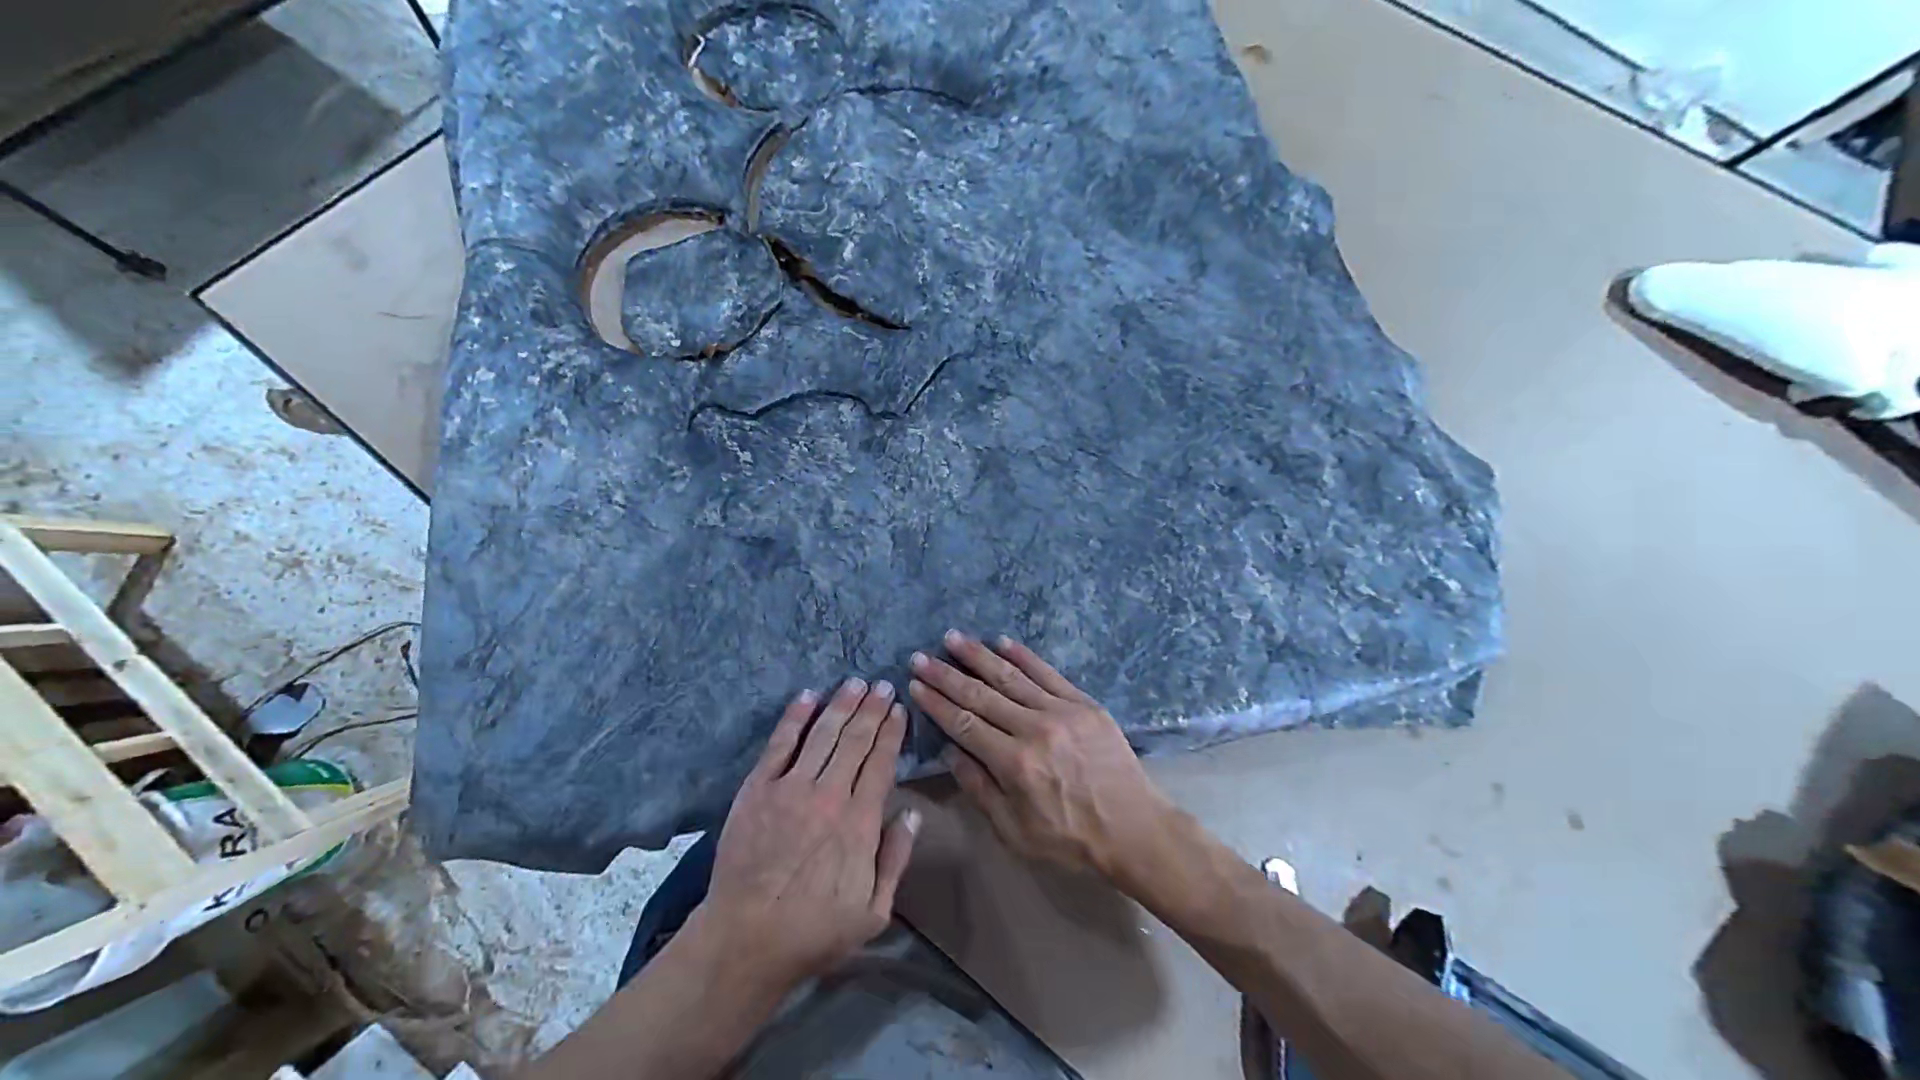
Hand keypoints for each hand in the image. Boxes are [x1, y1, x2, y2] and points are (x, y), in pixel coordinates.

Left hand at [700, 678, 919, 987]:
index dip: (892, 732)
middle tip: (882, 684)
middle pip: (856, 740)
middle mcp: (829, 795)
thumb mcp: (873, 911)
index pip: (881, 762)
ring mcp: (790, 788)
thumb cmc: (813, 931)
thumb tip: (911, 813)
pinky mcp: (758, 789)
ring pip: (823, 734)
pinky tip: (808, 696)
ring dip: (841, 704)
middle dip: (872, 709)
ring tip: (855, 682)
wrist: (745, 939)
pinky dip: (795, 717)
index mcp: (860, 822)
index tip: (899, 709)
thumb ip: (895, 859)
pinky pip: (779, 744)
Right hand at [909, 632, 1176, 880]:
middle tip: (921, 656)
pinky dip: (1023, 656)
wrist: (1133, 828)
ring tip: (952, 637)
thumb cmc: (1068, 838)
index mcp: (1013, 763)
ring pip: (1010, 677)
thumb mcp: (1013, 830)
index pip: (963, 723)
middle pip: (980, 695)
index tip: (915, 684)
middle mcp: (1033, 729)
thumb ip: (978, 788)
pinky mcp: (1083, 703)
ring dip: (978, 655)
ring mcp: (1061, 711)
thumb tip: (951, 750)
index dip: (936, 703)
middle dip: (946, 675)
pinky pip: (1047, 673)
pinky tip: (1002, 641)